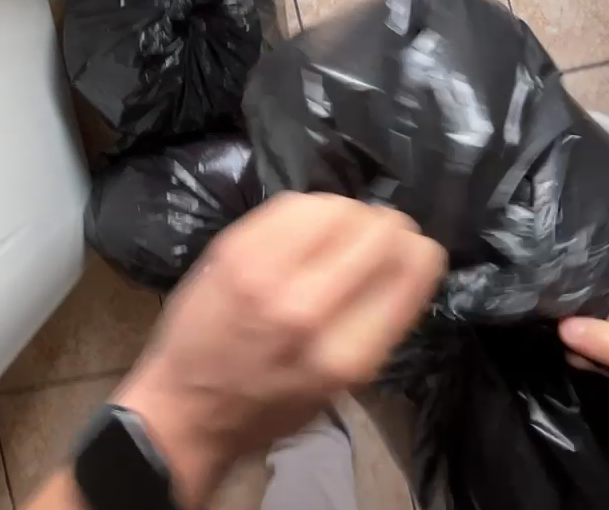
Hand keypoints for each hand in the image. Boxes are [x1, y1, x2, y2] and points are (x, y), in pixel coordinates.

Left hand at [112, 193, 446, 507]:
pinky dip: (313, 206)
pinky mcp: (235, 246)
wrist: (186, 404)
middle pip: (376, 233)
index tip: (420, 248)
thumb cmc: (271, 404)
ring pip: (336, 208)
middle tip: (389, 228)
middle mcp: (309, 308)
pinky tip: (313, 220)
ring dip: (352, 211)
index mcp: (346, 355)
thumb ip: (376, 324)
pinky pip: (292, 203)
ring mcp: (267, 272)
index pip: (408, 274)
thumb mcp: (341, 386)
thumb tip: (405, 263)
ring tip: (349, 223)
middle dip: (392, 226)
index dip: (422, 252)